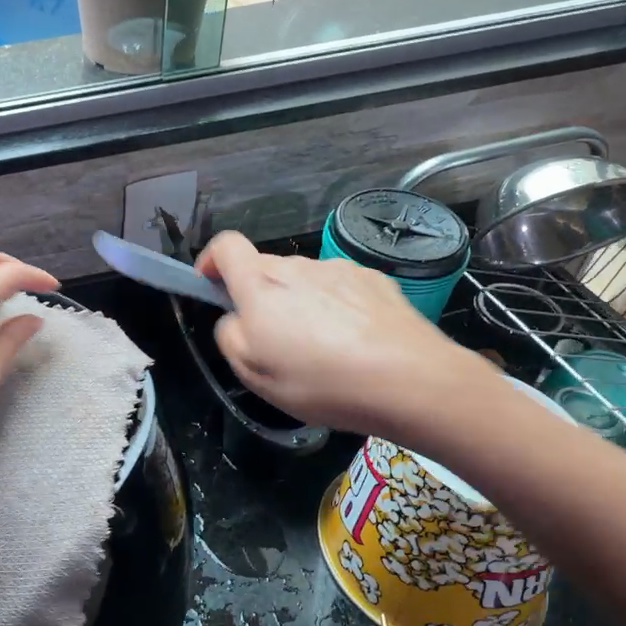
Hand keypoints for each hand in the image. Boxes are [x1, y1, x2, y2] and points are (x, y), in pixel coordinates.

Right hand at [195, 231, 500, 439]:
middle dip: (261, 295)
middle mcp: (297, 266)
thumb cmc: (321, 379)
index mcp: (260, 284)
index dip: (212, 260)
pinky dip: (338, 308)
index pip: (225, 245)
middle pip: (266, 268)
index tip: (212, 285)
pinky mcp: (376, 281)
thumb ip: (230, 335)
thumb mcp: (253, 373)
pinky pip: (342, 289)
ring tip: (324, 349)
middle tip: (274, 339)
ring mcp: (340, 269)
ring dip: (302, 303)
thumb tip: (237, 318)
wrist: (412, 381)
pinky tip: (356, 343)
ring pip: (305, 280)